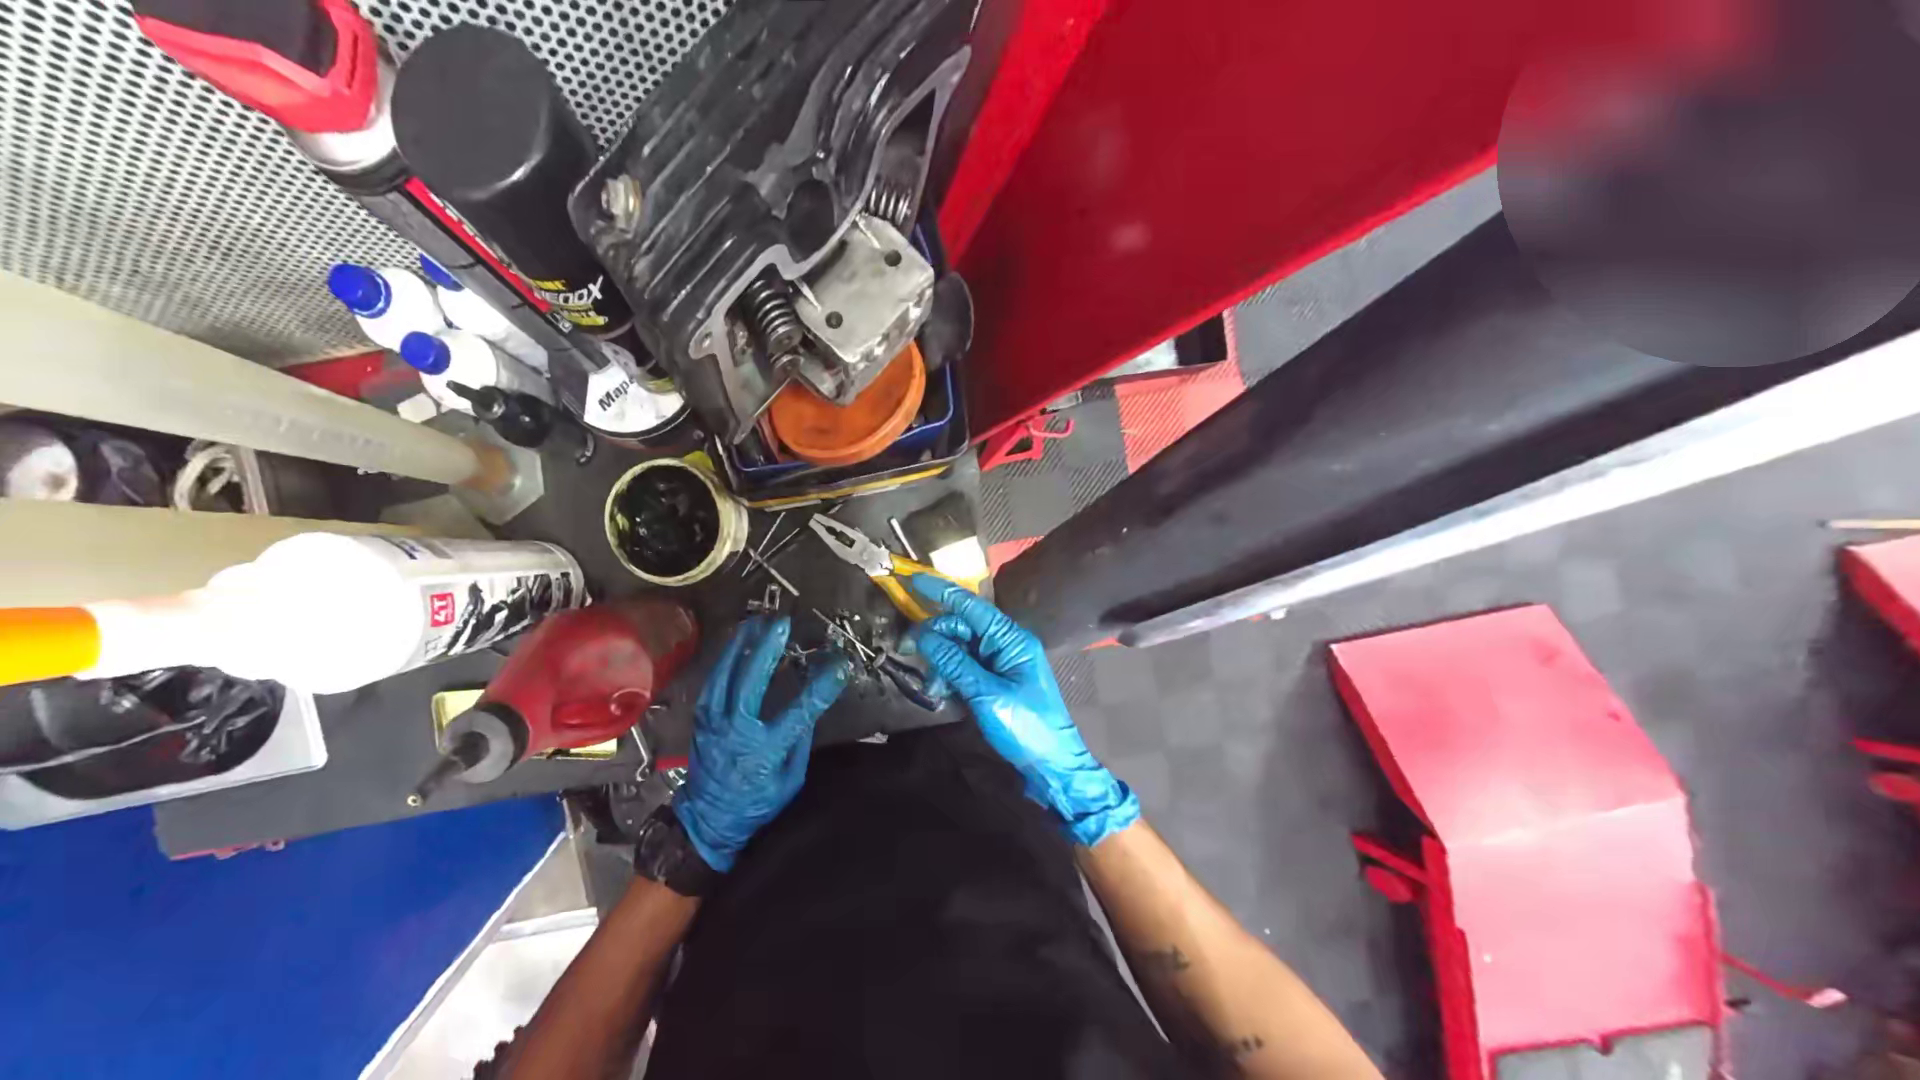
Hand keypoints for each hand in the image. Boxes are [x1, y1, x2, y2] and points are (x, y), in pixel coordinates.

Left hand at [674, 616, 851, 871]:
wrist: (708, 821)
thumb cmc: (758, 803)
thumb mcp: (791, 779)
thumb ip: (799, 742)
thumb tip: (809, 708)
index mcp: (765, 751)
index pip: (799, 711)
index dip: (821, 686)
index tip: (839, 664)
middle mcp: (737, 732)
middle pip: (750, 682)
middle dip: (766, 650)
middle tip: (781, 624)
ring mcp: (714, 722)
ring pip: (725, 675)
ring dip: (741, 646)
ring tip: (756, 622)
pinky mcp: (702, 718)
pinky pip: (713, 681)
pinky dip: (725, 658)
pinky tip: (735, 642)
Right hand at [908, 576, 1139, 846]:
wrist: (1051, 764)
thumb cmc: (1025, 727)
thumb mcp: (987, 694)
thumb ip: (955, 663)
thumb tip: (924, 635)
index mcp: (1011, 639)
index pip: (971, 605)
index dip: (942, 591)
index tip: (913, 578)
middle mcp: (1005, 644)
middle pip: (961, 626)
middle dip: (935, 636)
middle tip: (909, 651)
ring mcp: (1000, 662)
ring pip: (959, 647)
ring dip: (940, 661)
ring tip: (933, 687)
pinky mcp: (993, 679)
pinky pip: (964, 666)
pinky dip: (949, 674)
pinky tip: (942, 692)